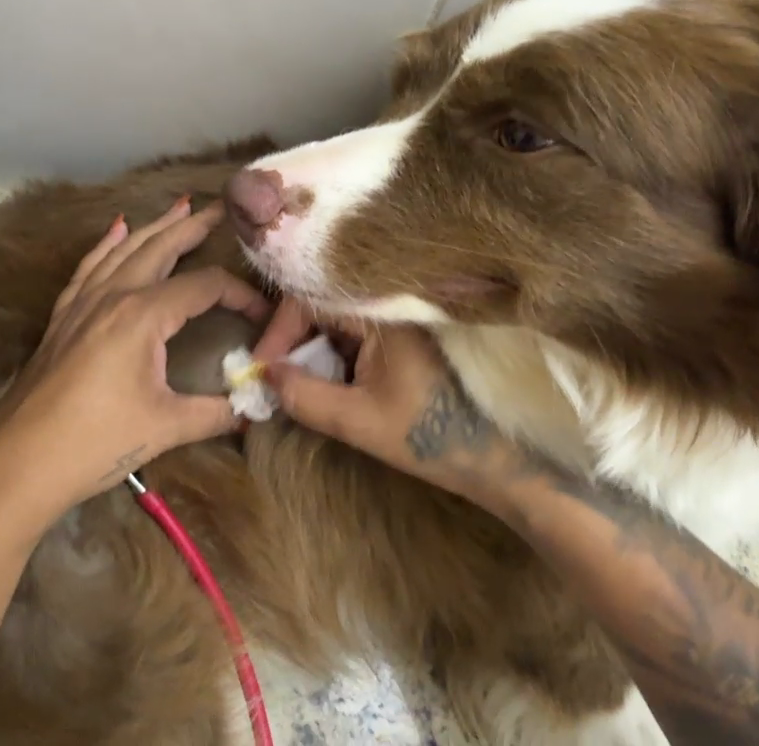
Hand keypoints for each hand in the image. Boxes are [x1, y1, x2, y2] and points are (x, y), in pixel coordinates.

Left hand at [0, 199, 270, 520]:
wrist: (17, 462)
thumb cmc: (94, 443)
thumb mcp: (166, 428)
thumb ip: (218, 413)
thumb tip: (258, 409)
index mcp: (143, 315)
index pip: (203, 287)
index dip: (239, 293)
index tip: (262, 311)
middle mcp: (113, 295)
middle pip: (160, 248)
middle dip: (194, 227)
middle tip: (223, 209)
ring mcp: (82, 302)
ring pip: (124, 250)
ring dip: (155, 226)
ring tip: (181, 206)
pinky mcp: (62, 316)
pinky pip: (89, 266)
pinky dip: (107, 243)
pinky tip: (116, 228)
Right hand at [256, 301, 532, 511]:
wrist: (496, 459)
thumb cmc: (430, 435)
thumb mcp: (359, 421)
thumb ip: (306, 396)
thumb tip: (263, 375)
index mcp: (382, 313)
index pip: (311, 299)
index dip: (279, 330)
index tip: (262, 367)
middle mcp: (391, 305)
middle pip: (322, 305)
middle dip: (293, 343)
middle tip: (275, 380)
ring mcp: (399, 321)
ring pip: (337, 321)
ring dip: (312, 351)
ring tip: (299, 387)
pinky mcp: (405, 339)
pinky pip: (357, 334)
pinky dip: (335, 357)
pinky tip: (330, 386)